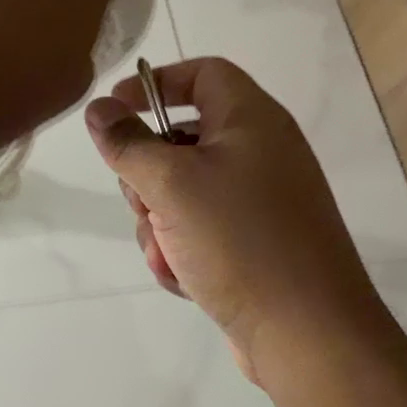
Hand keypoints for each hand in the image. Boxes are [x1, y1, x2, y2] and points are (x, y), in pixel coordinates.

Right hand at [84, 58, 382, 379]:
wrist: (308, 333)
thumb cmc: (240, 241)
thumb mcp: (171, 185)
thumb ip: (127, 143)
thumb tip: (98, 109)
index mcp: (252, 120)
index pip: (200, 73)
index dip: (154, 83)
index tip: (114, 111)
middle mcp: (260, 152)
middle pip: (181, 138)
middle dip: (147, 175)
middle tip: (142, 202)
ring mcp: (260, 201)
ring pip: (182, 192)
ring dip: (159, 222)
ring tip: (167, 252)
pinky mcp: (255, 243)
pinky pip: (201, 229)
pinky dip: (182, 249)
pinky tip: (184, 277)